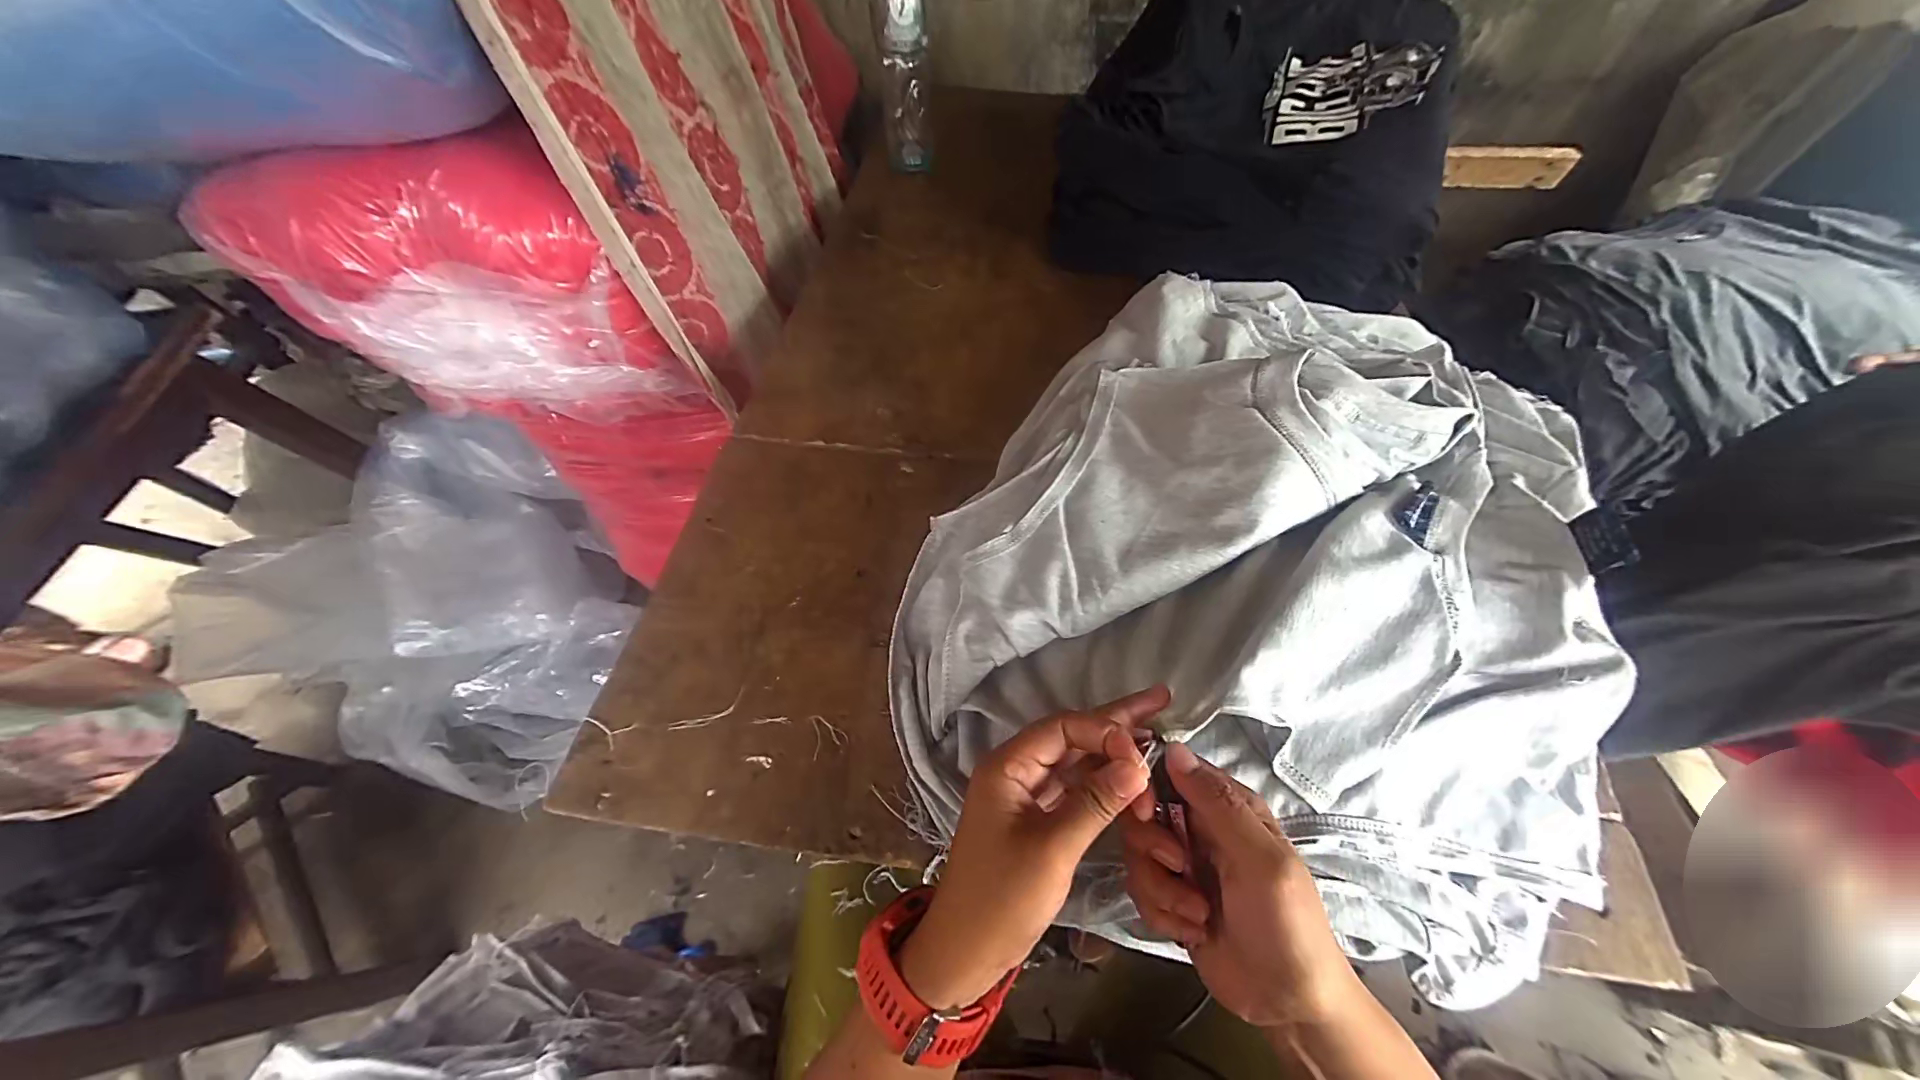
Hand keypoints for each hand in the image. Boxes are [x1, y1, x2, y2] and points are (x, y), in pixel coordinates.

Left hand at [898, 686, 1170, 1007]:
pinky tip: (1128, 775)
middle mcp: (1016, 770)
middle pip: (1070, 735)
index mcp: (1008, 766)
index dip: (1105, 733)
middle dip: (1114, 721)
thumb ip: (1095, 803)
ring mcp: (1026, 793)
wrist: (966, 949)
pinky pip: (1073, 786)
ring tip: (1154, 732)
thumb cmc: (1002, 898)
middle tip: (1159, 699)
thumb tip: (1138, 766)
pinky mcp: (1036, 816)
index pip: (1063, 729)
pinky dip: (1102, 780)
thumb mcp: (1052, 849)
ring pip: (1074, 759)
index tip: (1143, 756)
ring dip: (1111, 750)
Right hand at [1120, 742, 1362, 1029]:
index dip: (1147, 786)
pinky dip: (1161, 913)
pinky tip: (1192, 931)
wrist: (1290, 1005)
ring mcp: (1183, 864)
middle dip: (1153, 848)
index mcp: (1227, 807)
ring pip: (1137, 855)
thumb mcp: (1261, 859)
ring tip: (1198, 914)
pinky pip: (1139, 890)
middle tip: (1179, 868)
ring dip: (1161, 889)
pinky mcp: (1170, 898)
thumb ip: (1218, 804)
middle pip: (1142, 814)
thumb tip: (1174, 749)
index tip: (1146, 813)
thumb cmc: (1287, 924)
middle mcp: (1199, 828)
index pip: (1171, 772)